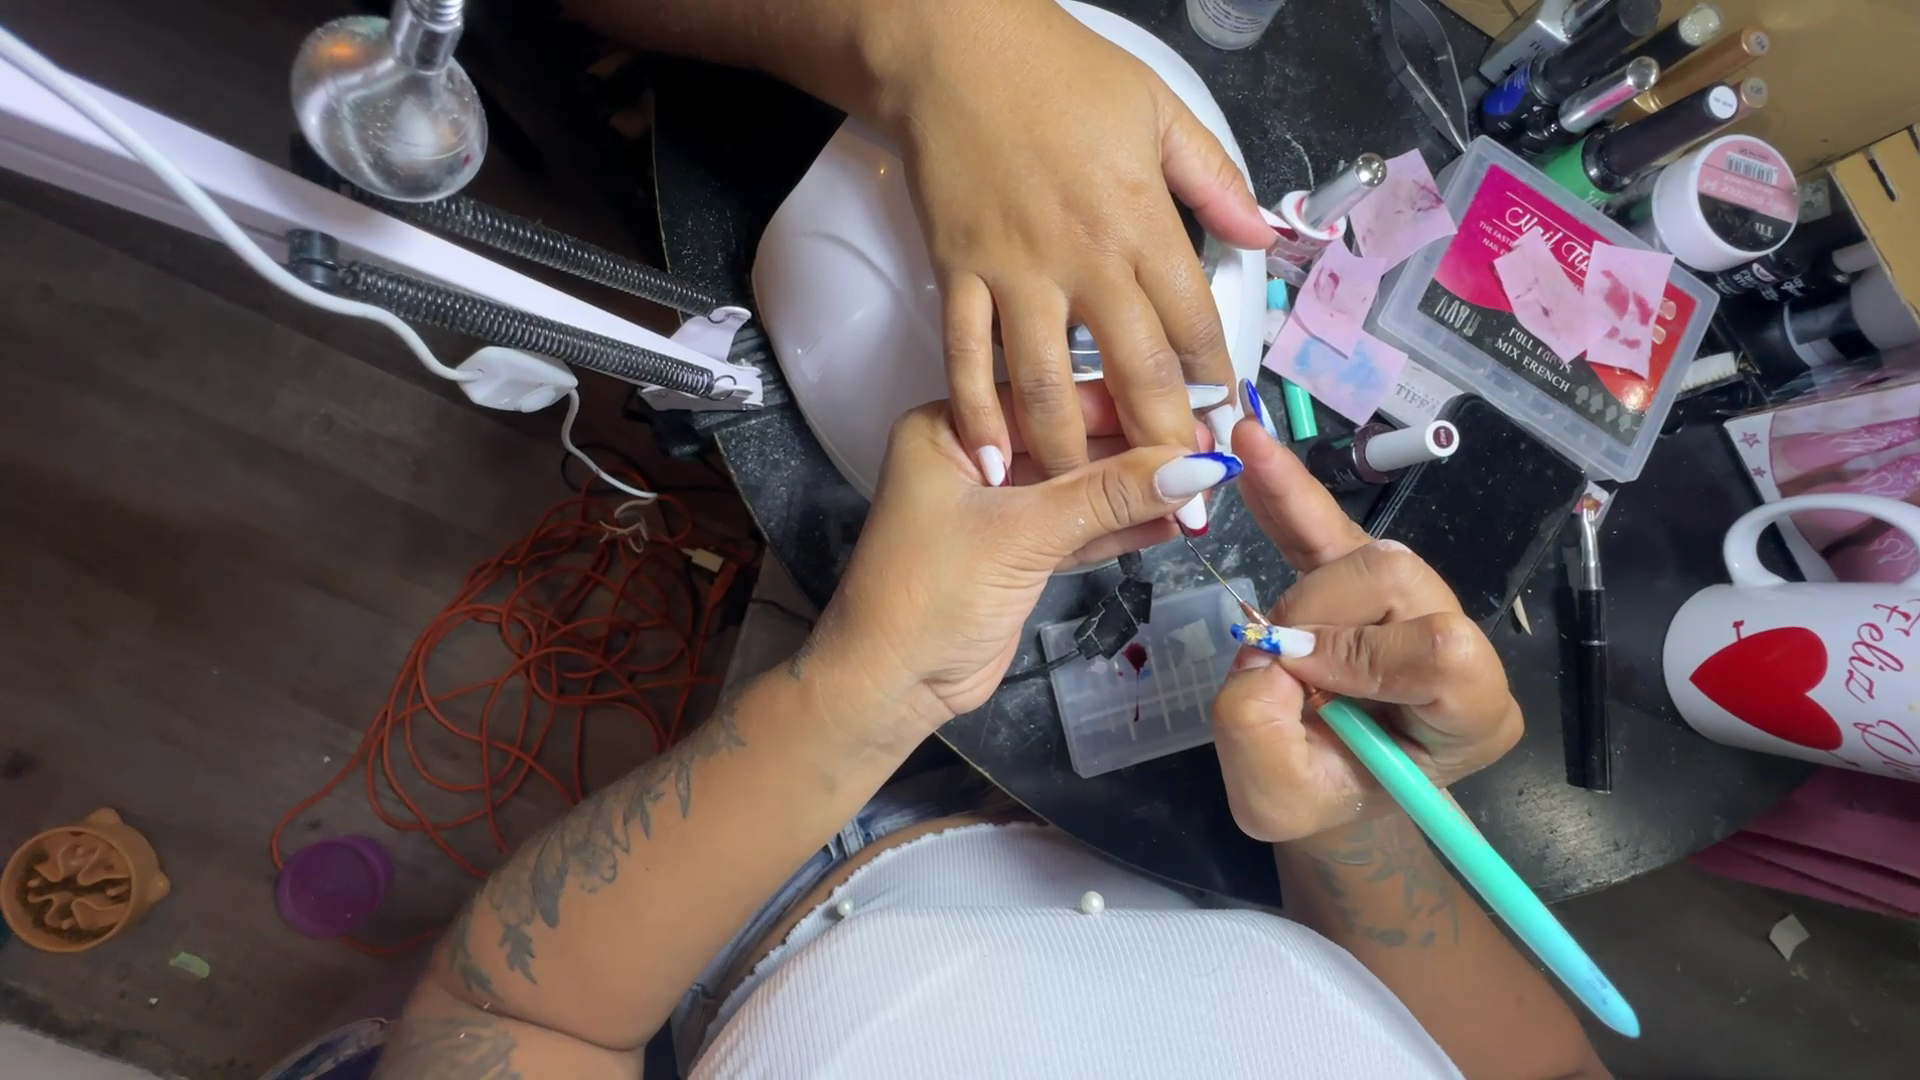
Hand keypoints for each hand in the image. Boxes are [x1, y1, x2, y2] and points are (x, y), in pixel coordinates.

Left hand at [806, 386, 1241, 739]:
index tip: (1194, 410)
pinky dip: (1118, 530)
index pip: (1049, 400)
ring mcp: (995, 506)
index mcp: (950, 428)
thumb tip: (1198, 464)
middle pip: (1068, 444)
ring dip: (1136, 495)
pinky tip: (1171, 523)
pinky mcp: (1015, 550)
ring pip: (1077, 490)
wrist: (893, 684)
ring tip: (1206, 489)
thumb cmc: (932, 593)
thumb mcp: (1019, 534)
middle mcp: (972, 457)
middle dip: (1138, 455)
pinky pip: (1074, 529)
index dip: (1124, 407)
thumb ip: (1107, 496)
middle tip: (1212, 453)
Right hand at [877, 1, 1273, 521]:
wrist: (955, 50)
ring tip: (1088, 500)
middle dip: (1161, 439)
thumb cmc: (1059, 76)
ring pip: (1046, 381)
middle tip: (1177, 498)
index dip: (1215, 382)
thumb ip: (1214, 180)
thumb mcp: (1158, 110)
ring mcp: (1014, 273)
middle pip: (1132, 368)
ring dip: (1070, 449)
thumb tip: (1264, 234)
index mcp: (1138, 220)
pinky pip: (966, 358)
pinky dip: (978, 414)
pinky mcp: (958, 277)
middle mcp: (1081, 258)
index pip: (1191, 320)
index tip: (1225, 427)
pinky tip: (994, 464)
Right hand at [1210, 419, 1521, 842]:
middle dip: (1317, 610)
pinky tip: (1250, 448)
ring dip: (1301, 578)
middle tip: (1271, 651)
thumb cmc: (1312, 799)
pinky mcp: (1361, 578)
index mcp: (1471, 716)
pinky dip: (1286, 491)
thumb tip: (1259, 650)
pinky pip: (1327, 524)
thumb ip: (1259, 733)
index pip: (1445, 650)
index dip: (1359, 653)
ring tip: (1266, 623)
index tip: (1293, 677)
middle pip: (1400, 580)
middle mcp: (1460, 649)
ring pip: (1367, 548)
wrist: (1326, 785)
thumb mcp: (1275, 799)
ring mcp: (1415, 604)